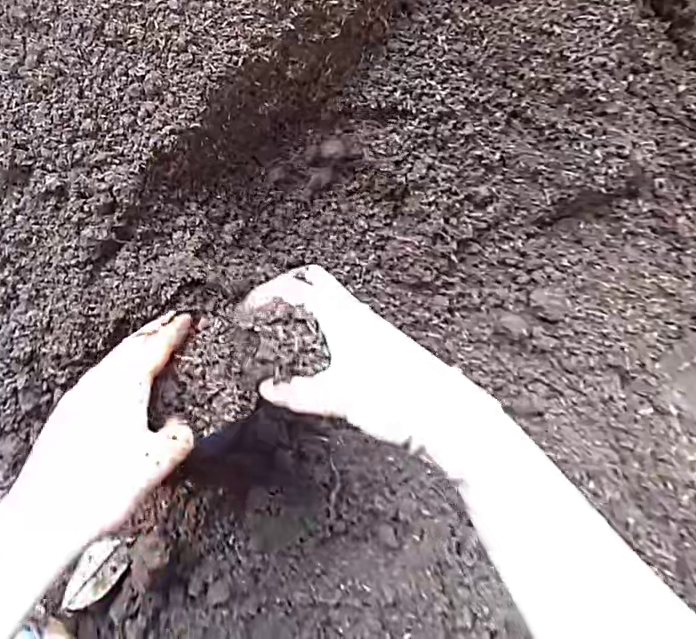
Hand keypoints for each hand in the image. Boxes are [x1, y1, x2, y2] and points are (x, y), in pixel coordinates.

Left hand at [0, 311, 195, 553]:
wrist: (41, 516)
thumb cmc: (100, 489)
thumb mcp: (155, 465)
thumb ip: (177, 439)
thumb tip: (181, 427)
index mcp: (126, 382)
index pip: (156, 346)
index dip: (174, 331)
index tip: (187, 319)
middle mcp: (100, 380)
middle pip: (131, 345)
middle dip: (153, 331)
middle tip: (170, 320)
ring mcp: (78, 395)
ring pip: (112, 360)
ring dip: (133, 348)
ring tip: (146, 346)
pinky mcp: (64, 414)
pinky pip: (97, 377)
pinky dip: (115, 368)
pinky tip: (115, 385)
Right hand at [244, 265, 499, 460]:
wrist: (447, 414)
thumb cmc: (397, 398)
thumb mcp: (338, 397)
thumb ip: (299, 393)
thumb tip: (269, 388)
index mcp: (342, 316)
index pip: (295, 288)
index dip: (267, 293)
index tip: (247, 306)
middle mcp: (357, 314)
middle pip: (316, 281)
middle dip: (289, 286)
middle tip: (268, 305)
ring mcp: (371, 327)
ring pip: (332, 300)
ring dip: (307, 304)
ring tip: (288, 326)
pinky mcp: (381, 344)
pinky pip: (344, 320)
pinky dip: (324, 323)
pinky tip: (322, 350)